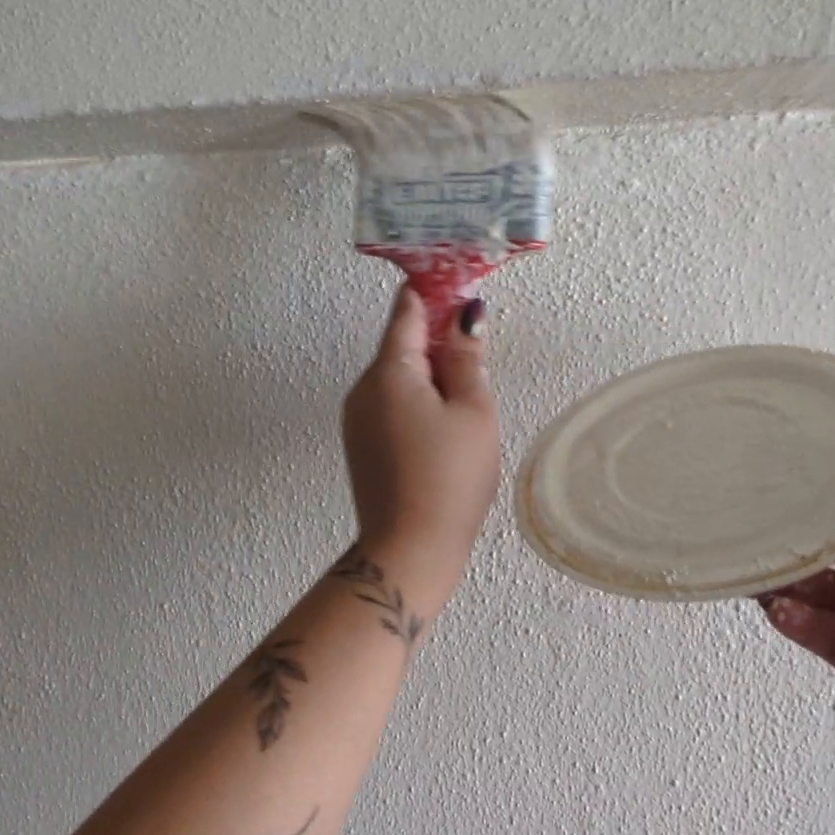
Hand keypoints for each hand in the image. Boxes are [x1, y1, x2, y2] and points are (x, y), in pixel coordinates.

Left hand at [341, 287, 499, 588]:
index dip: (436, 293)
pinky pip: (390, 407)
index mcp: (388, 371)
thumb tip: (465, 314)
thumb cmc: (449, 479)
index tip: (462, 286)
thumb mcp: (473, 410)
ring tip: (465, 410)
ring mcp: (357, 419)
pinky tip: (442, 433)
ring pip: (397, 379)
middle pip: (401, 346)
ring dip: (430, 378)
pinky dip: (416, 405)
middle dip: (438, 343)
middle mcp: (362, 389)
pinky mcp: (361, 446)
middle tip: (477, 362)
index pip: (408, 311)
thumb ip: (467, 356)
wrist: (410, 548)